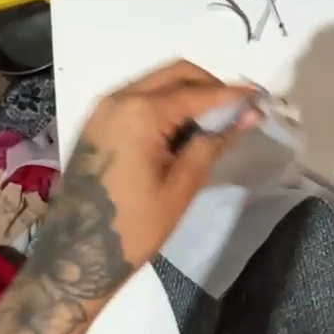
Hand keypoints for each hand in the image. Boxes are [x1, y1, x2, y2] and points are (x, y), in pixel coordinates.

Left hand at [0, 63, 260, 333]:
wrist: (72, 261)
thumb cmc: (133, 228)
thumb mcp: (182, 186)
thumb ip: (215, 141)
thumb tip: (250, 114)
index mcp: (140, 114)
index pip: (198, 93)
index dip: (233, 95)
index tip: (261, 98)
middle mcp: (119, 99)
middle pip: (177, 73)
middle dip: (210, 86)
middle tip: (236, 110)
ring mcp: (103, 109)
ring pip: (157, 81)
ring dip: (188, 92)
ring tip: (211, 122)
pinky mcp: (97, 122)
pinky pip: (139, 95)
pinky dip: (165, 102)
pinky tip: (180, 130)